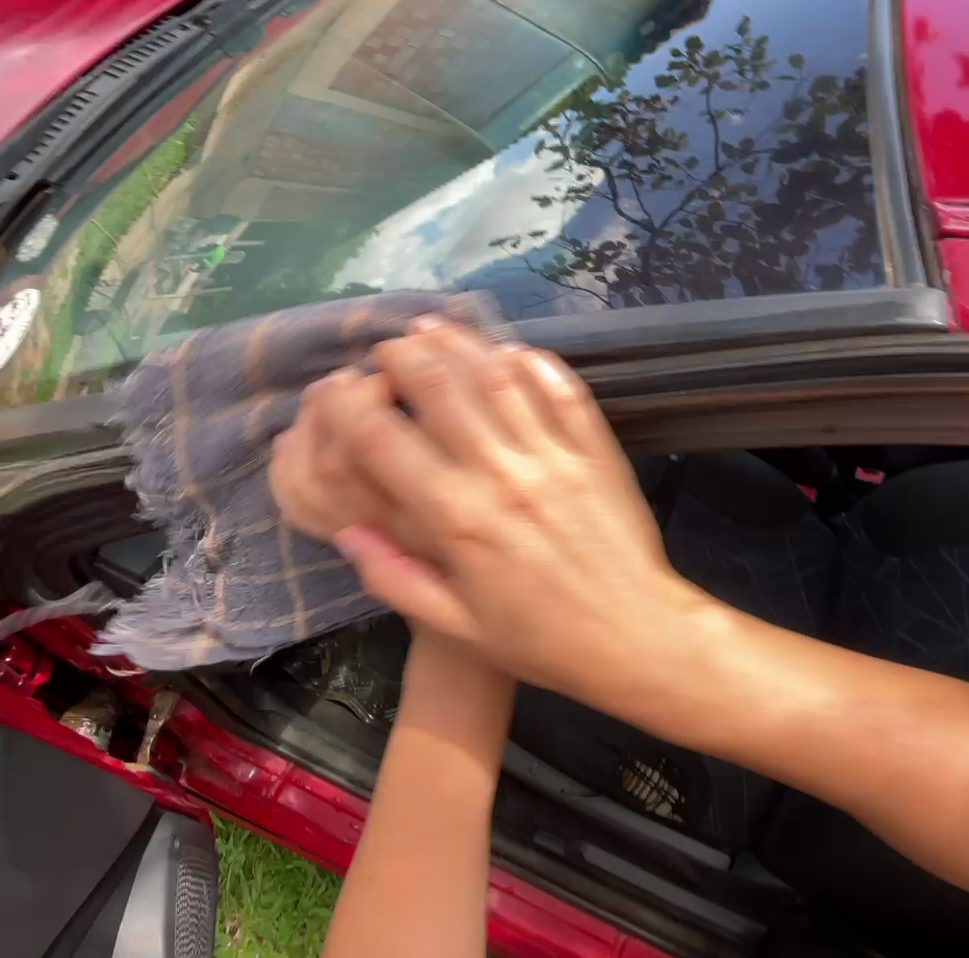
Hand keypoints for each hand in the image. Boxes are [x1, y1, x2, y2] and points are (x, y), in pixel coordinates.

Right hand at [293, 320, 716, 703]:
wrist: (635, 636)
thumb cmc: (542, 640)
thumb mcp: (459, 626)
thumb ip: (397, 577)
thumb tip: (348, 529)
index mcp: (456, 519)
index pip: (381, 441)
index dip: (346, 406)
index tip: (333, 390)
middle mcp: (501, 473)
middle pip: (440, 389)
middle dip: (403, 357)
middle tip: (386, 349)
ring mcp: (553, 454)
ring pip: (498, 377)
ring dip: (459, 343)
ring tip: (432, 327)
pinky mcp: (595, 449)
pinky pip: (561, 390)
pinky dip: (534, 363)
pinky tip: (510, 350)